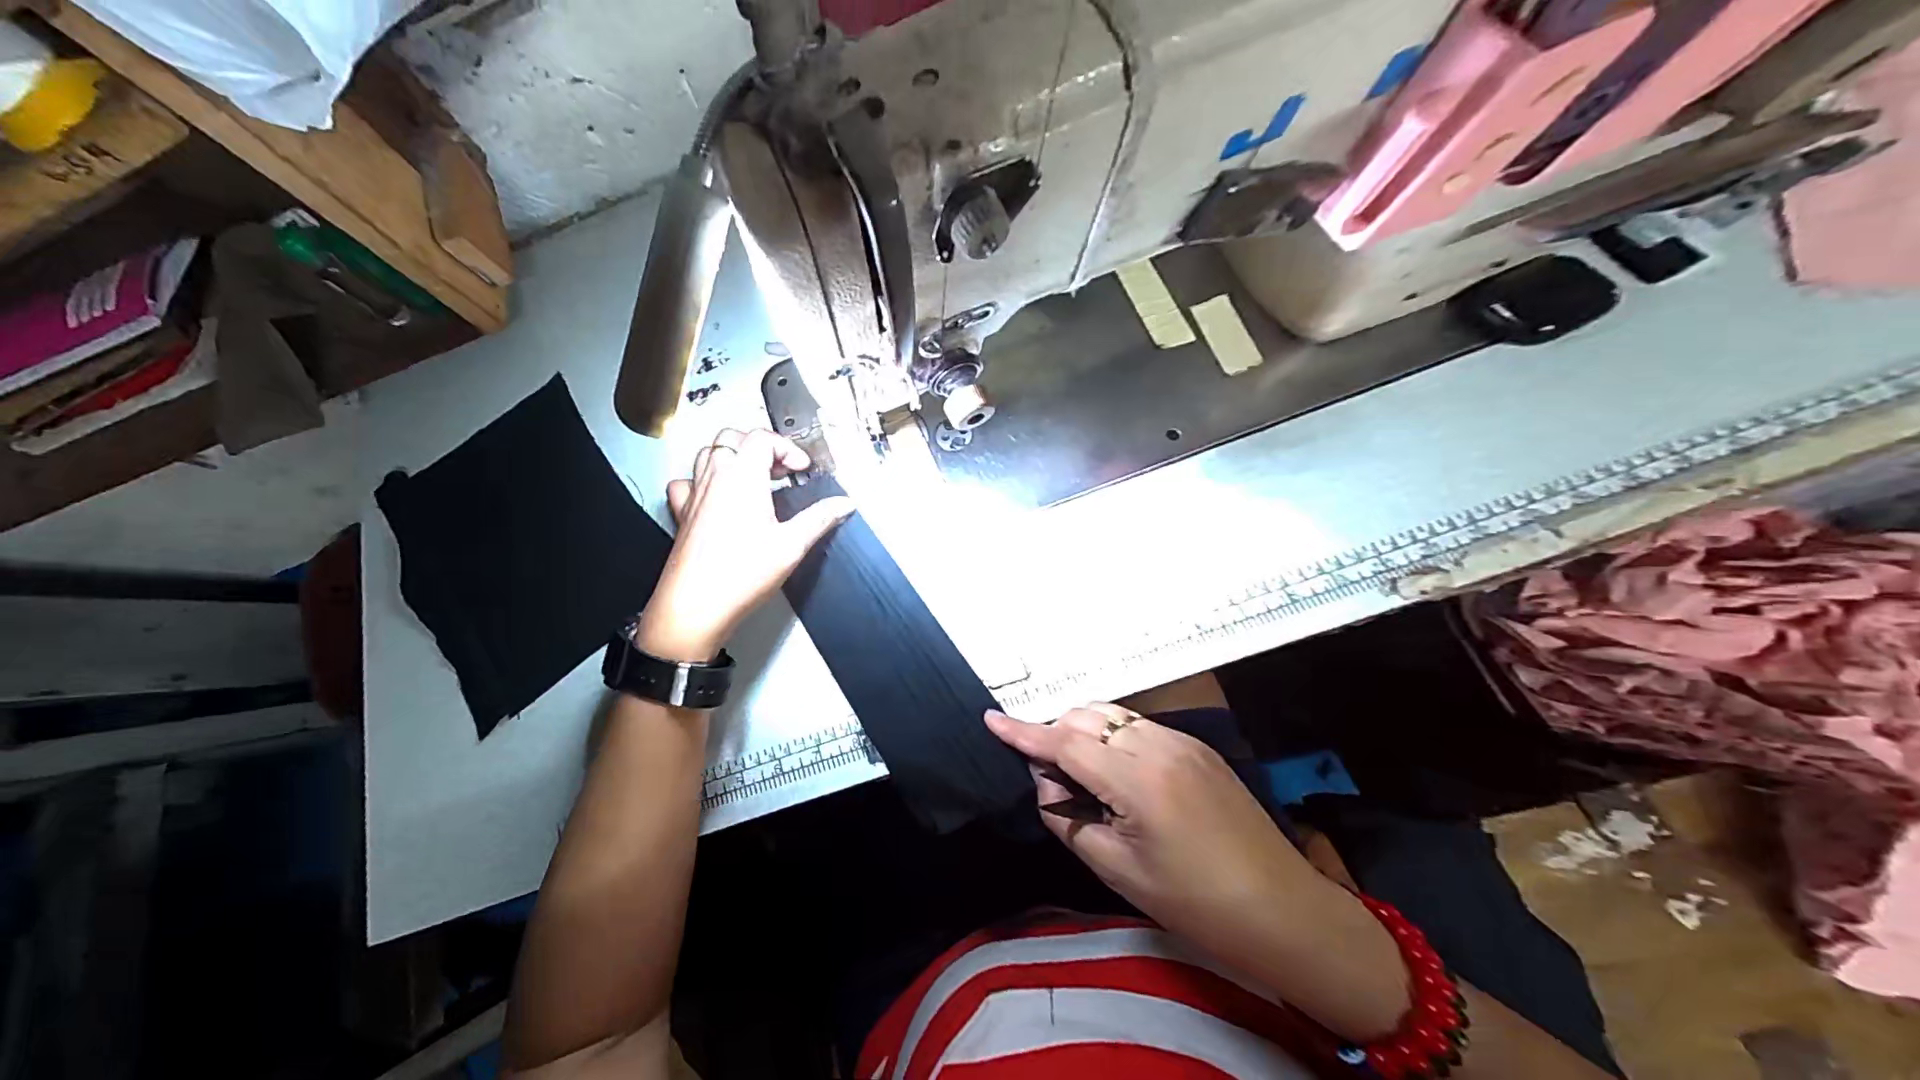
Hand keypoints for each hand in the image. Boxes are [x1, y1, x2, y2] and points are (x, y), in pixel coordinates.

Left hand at [636, 428, 853, 663]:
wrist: (695, 606)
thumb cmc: (739, 576)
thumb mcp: (792, 545)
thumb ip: (820, 518)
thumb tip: (842, 504)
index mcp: (743, 477)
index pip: (763, 439)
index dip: (787, 448)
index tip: (802, 469)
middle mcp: (715, 478)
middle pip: (733, 437)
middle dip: (760, 446)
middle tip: (781, 470)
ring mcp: (695, 495)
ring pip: (708, 453)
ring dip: (732, 456)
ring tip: (754, 478)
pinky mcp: (683, 515)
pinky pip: (686, 482)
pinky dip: (702, 479)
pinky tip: (715, 496)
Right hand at [986, 703, 1410, 1038]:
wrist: (1280, 909)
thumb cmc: (1194, 902)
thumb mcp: (1117, 868)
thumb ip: (1068, 818)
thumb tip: (1046, 783)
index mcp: (1137, 779)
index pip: (1065, 742)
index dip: (1023, 732)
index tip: (991, 719)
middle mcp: (1159, 745)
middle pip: (1087, 717)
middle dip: (1055, 733)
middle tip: (1048, 776)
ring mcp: (1184, 741)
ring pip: (1114, 714)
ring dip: (1084, 730)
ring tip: (1078, 772)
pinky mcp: (1199, 747)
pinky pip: (1140, 726)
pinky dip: (1113, 736)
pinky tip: (1115, 771)